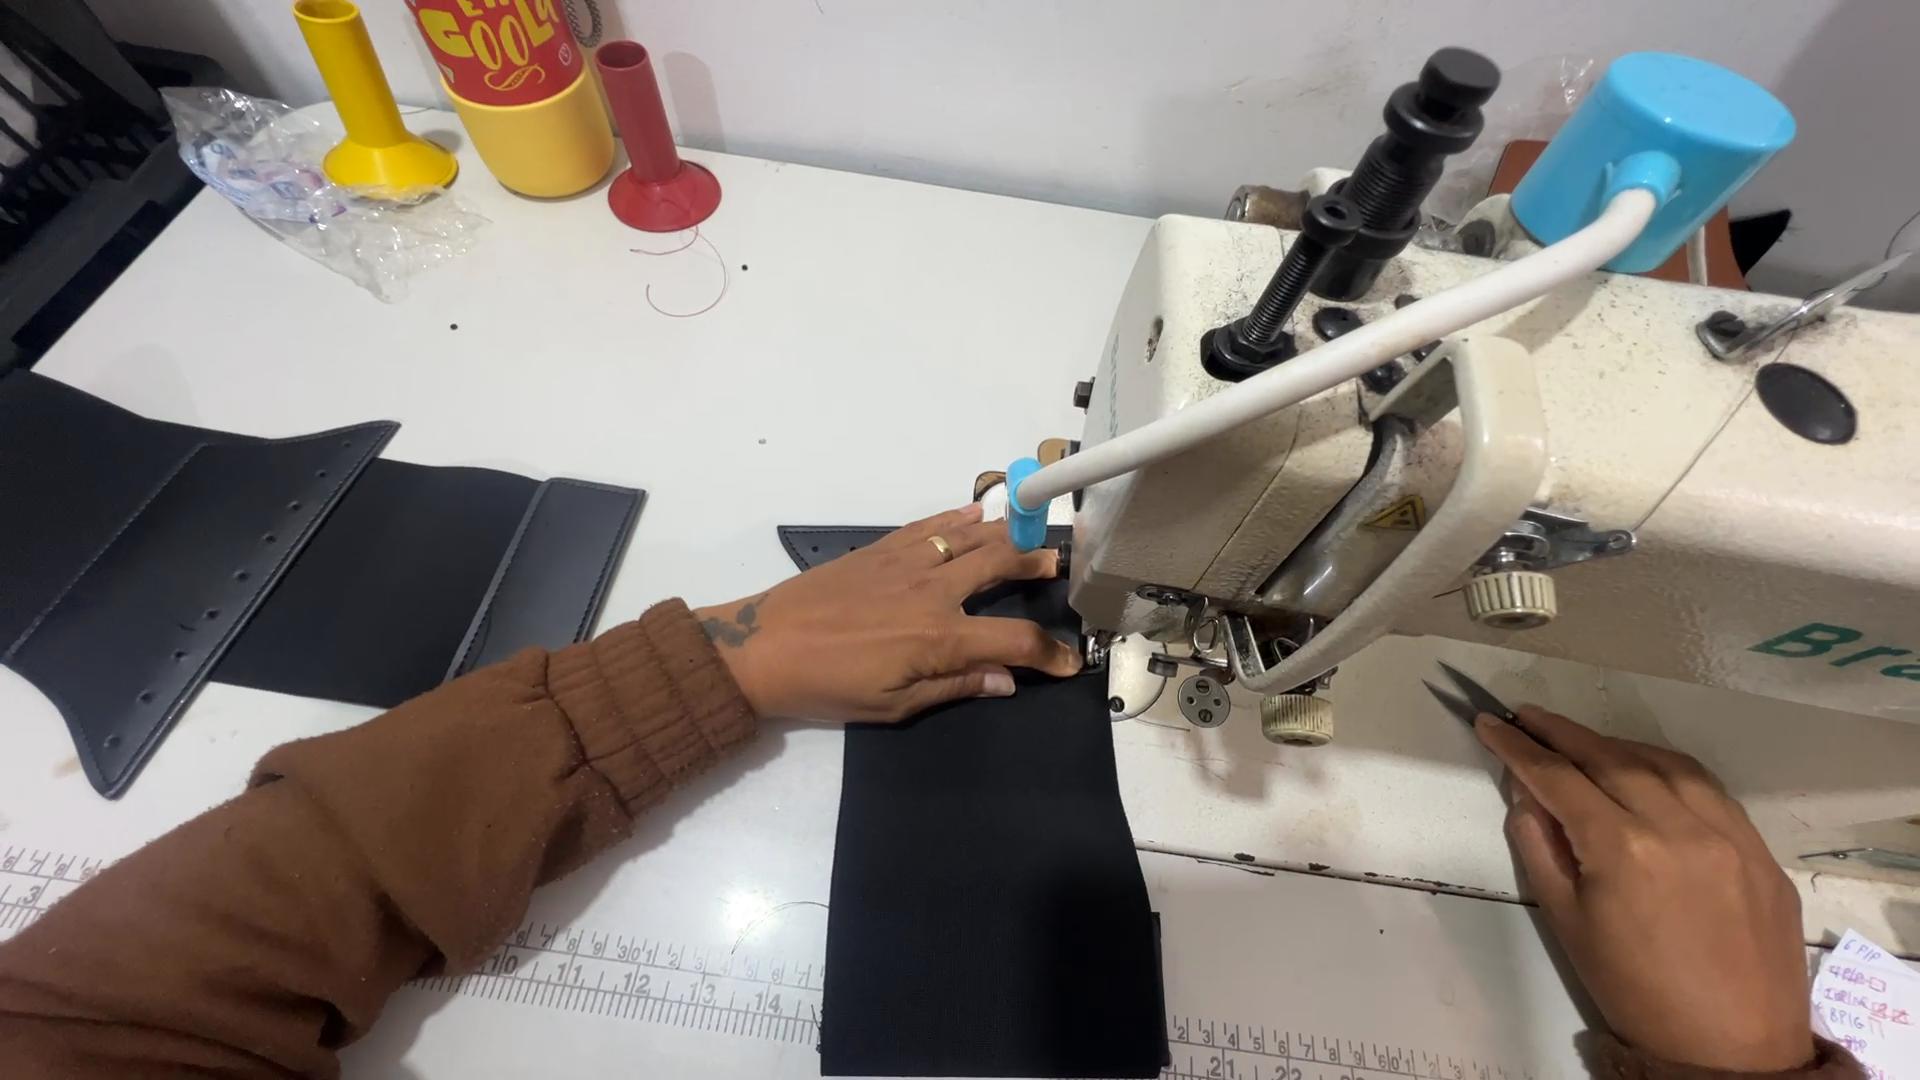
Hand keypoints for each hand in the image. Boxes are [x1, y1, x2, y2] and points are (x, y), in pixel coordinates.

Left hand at [694, 503, 1082, 721]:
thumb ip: (955, 686)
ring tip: (1029, 532)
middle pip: (999, 565)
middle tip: (1055, 564)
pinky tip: (974, 512)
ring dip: (1005, 532)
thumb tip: (1006, 680)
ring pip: (969, 537)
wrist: (766, 646)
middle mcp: (933, 591)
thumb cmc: (830, 686)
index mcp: (940, 638)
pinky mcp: (881, 549)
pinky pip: (928, 526)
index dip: (1050, 653)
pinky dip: (955, 517)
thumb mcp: (894, 705)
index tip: (1069, 661)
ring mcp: (907, 563)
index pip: (1014, 641)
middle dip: (1034, 562)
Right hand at [1477, 706, 1812, 1071]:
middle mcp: (1679, 829)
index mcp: (1621, 848)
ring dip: (1610, 743)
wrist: (1728, 1047)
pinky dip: (1662, 765)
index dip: (1515, 745)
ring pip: (1661, 762)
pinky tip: (1637, 766)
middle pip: (1607, 757)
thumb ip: (1535, 837)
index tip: (1487, 722)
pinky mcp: (1760, 852)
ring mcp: (1729, 837)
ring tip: (1574, 738)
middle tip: (1521, 714)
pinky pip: (1707, 788)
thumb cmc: (1625, 980)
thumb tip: (1524, 787)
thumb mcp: (1559, 909)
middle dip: (1558, 731)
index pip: (1555, 776)